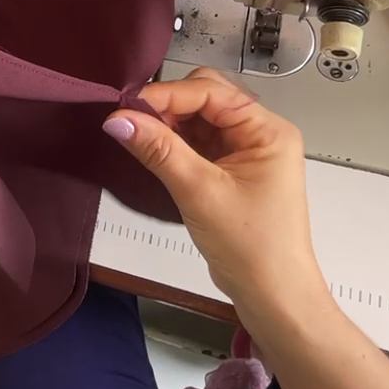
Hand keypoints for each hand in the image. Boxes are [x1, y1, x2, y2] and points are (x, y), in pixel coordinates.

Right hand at [103, 69, 324, 313]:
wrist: (272, 296)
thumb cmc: (250, 245)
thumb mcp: (199, 191)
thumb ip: (158, 150)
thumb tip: (116, 119)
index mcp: (267, 130)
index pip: (209, 92)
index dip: (165, 96)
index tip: (125, 110)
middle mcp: (259, 132)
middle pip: (204, 96)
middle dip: (167, 105)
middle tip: (134, 123)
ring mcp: (244, 150)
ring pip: (197, 116)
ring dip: (167, 123)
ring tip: (140, 139)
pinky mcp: (229, 168)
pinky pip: (195, 139)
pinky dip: (172, 140)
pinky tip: (153, 151)